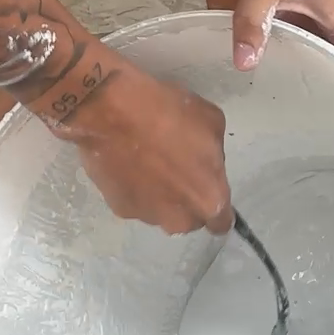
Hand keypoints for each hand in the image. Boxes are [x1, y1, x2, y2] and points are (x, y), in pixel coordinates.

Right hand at [55, 57, 232, 235]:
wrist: (111, 111)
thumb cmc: (168, 113)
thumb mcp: (211, 120)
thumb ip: (215, 152)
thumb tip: (204, 161)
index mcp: (209, 198)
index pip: (221, 223)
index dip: (217, 203)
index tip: (207, 186)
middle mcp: (179, 218)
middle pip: (190, 219)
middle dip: (188, 200)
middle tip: (179, 168)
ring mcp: (147, 216)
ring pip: (162, 212)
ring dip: (161, 195)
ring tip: (150, 161)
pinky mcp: (119, 208)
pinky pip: (136, 202)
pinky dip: (136, 188)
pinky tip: (130, 162)